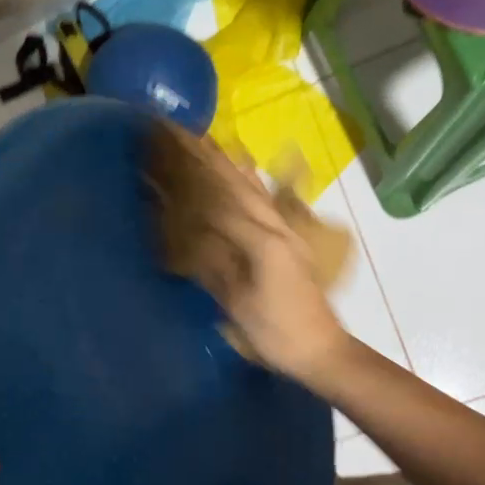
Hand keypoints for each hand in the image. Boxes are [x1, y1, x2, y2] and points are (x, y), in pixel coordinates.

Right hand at [180, 140, 352, 386]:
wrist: (320, 351)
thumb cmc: (276, 331)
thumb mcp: (239, 301)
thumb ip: (213, 263)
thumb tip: (185, 231)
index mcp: (260, 239)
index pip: (217, 198)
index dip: (189, 178)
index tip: (163, 155)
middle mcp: (274, 226)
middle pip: (235, 184)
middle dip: (206, 158)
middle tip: (179, 134)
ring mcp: (285, 232)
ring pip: (251, 188)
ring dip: (227, 163)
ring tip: (206, 139)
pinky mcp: (288, 242)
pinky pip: (264, 201)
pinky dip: (249, 181)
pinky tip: (243, 170)